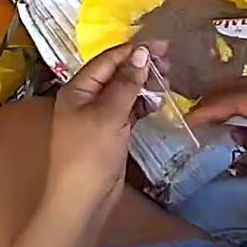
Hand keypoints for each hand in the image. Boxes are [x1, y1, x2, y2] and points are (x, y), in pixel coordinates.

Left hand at [46, 42, 151, 208]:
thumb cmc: (91, 154)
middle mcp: (85, 98)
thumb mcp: (110, 114)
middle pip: (116, 73)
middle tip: (169, 62)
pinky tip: (158, 101)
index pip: (107, 60)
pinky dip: (142, 103)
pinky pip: (128, 108)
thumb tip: (141, 53)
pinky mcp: (110, 130)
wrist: (83, 200)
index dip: (133, 51)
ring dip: (143, 84)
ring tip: (167, 79)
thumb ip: (127, 83)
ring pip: (124, 90)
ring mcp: (98, 115)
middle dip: (140, 66)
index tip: (161, 46)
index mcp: (77, 89)